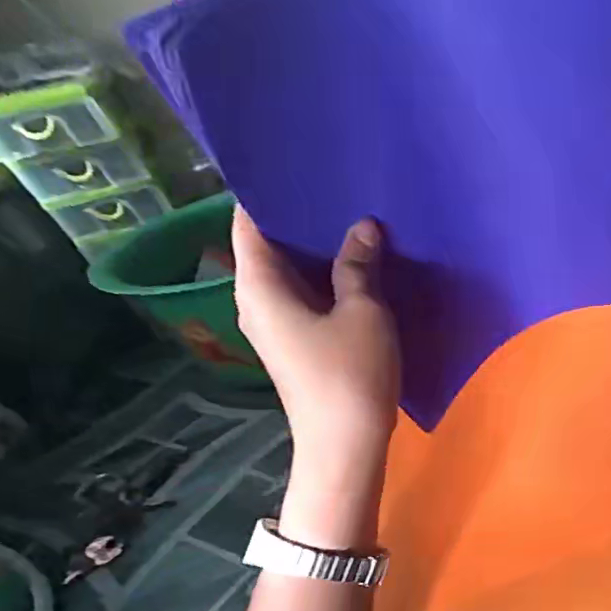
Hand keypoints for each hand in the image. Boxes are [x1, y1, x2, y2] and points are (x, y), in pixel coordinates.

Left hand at [231, 206, 399, 476]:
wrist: (344, 445)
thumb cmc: (349, 374)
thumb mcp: (363, 312)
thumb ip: (358, 265)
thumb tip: (363, 228)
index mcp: (259, 286)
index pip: (247, 223)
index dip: (266, 192)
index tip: (294, 165)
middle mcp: (254, 302)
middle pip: (266, 247)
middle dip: (296, 218)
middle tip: (332, 187)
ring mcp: (272, 327)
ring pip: (286, 274)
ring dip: (312, 250)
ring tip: (346, 218)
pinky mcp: (292, 345)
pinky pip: (300, 297)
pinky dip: (319, 278)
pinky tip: (351, 265)